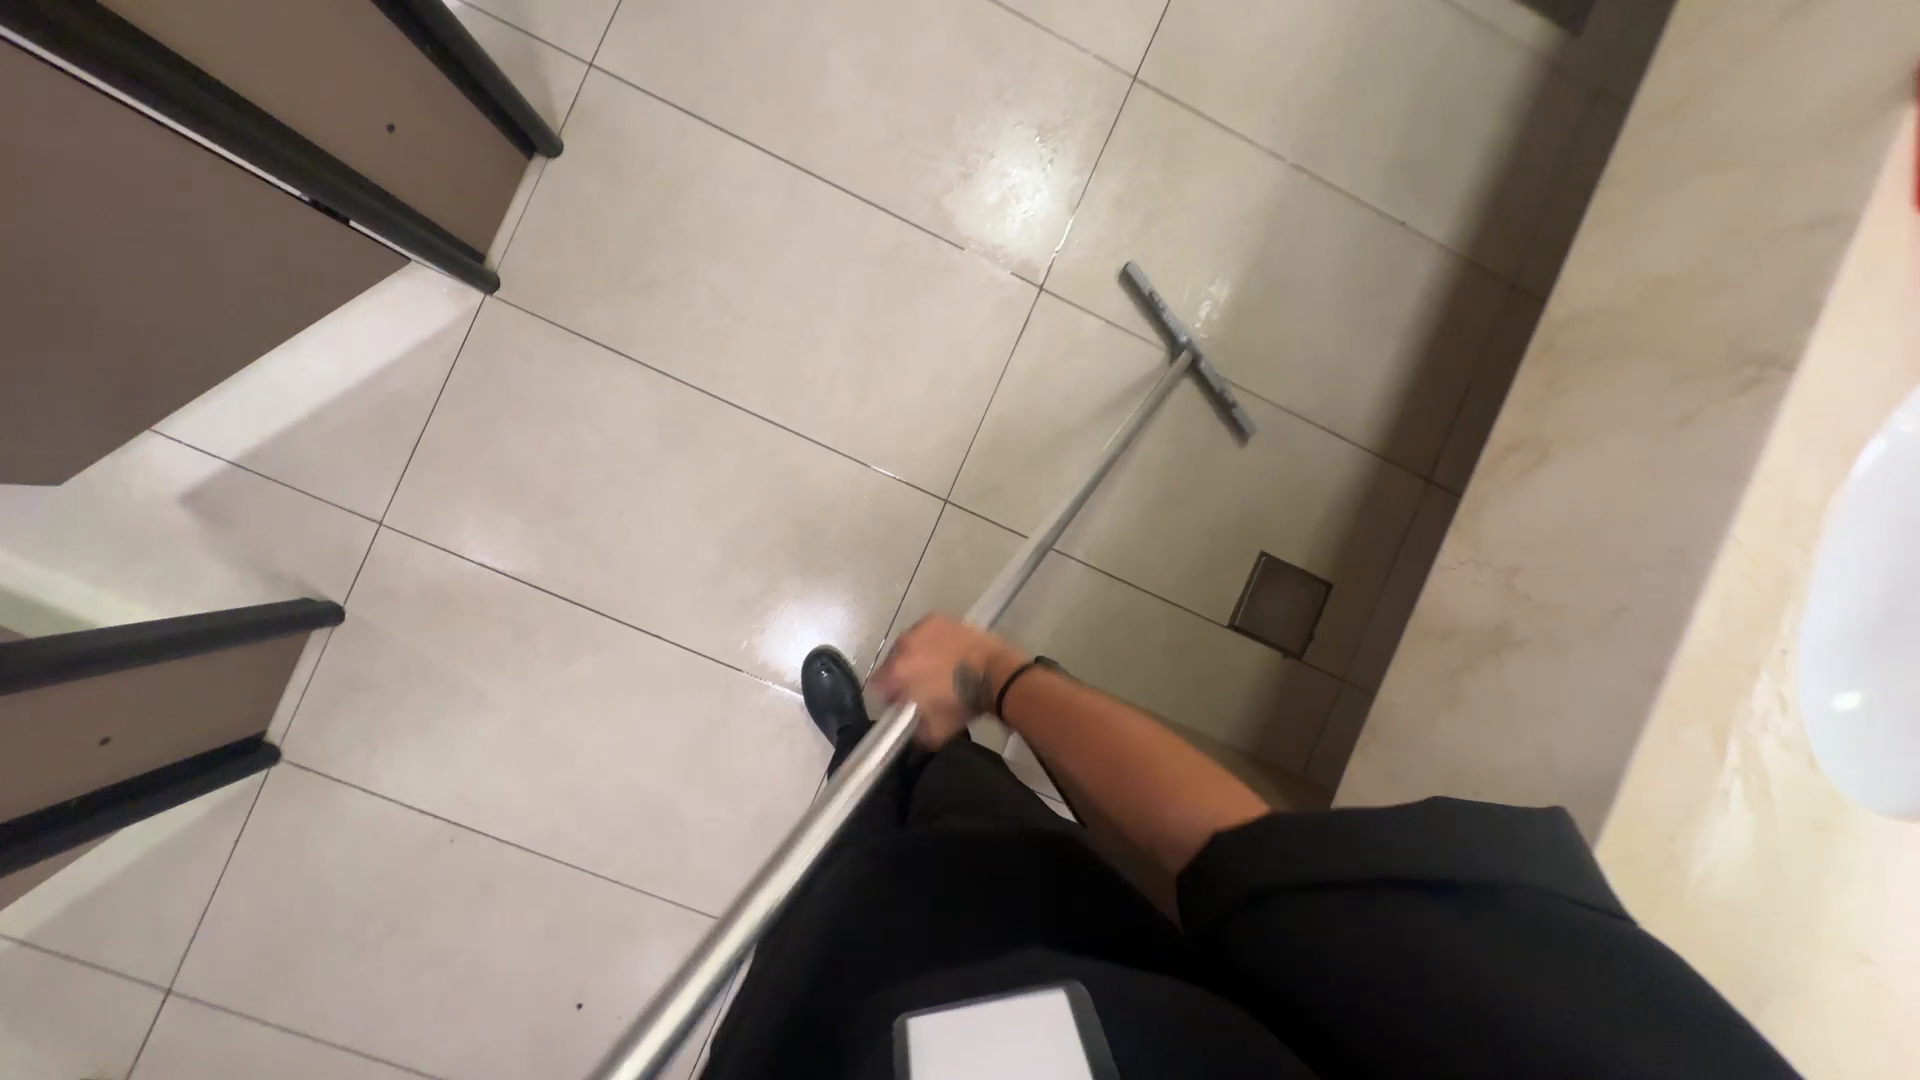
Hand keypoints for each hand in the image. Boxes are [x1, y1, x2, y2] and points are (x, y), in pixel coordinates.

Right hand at [871, 615, 1029, 747]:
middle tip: (922, 684)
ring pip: (907, 645)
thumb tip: (908, 730)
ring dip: (915, 655)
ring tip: (936, 665)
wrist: (995, 674)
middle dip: (902, 674)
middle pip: (892, 663)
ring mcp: (919, 629)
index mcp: (896, 674)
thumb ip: (913, 733)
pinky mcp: (936, 618)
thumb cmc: (963, 704)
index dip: (889, 695)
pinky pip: (924, 631)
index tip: (902, 701)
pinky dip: (930, 640)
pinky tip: (945, 650)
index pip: (877, 685)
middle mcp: (902, 647)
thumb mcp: (935, 732)